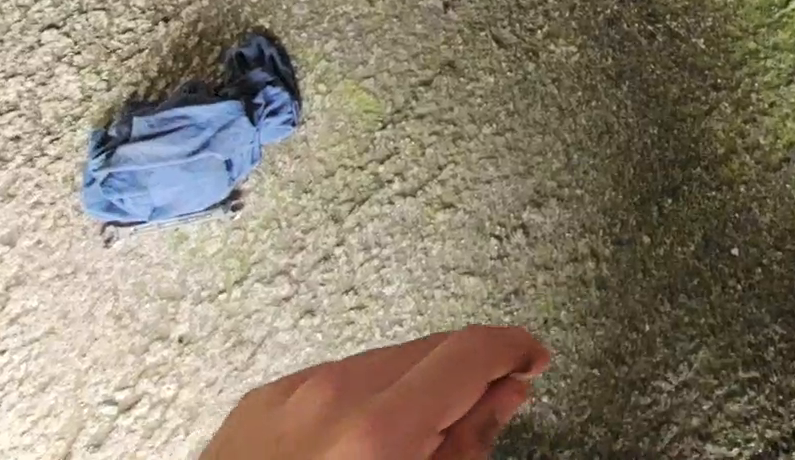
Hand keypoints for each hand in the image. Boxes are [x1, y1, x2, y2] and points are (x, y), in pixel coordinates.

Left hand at [200, 327, 549, 459]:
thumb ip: (467, 447)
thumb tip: (507, 390)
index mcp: (376, 431)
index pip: (469, 350)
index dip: (514, 347)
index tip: (536, 362)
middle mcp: (332, 392)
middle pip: (432, 350)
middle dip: (467, 372)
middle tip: (485, 412)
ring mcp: (288, 391)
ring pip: (387, 360)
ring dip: (417, 385)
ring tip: (415, 440)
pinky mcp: (258, 400)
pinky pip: (337, 379)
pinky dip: (366, 398)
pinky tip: (360, 444)